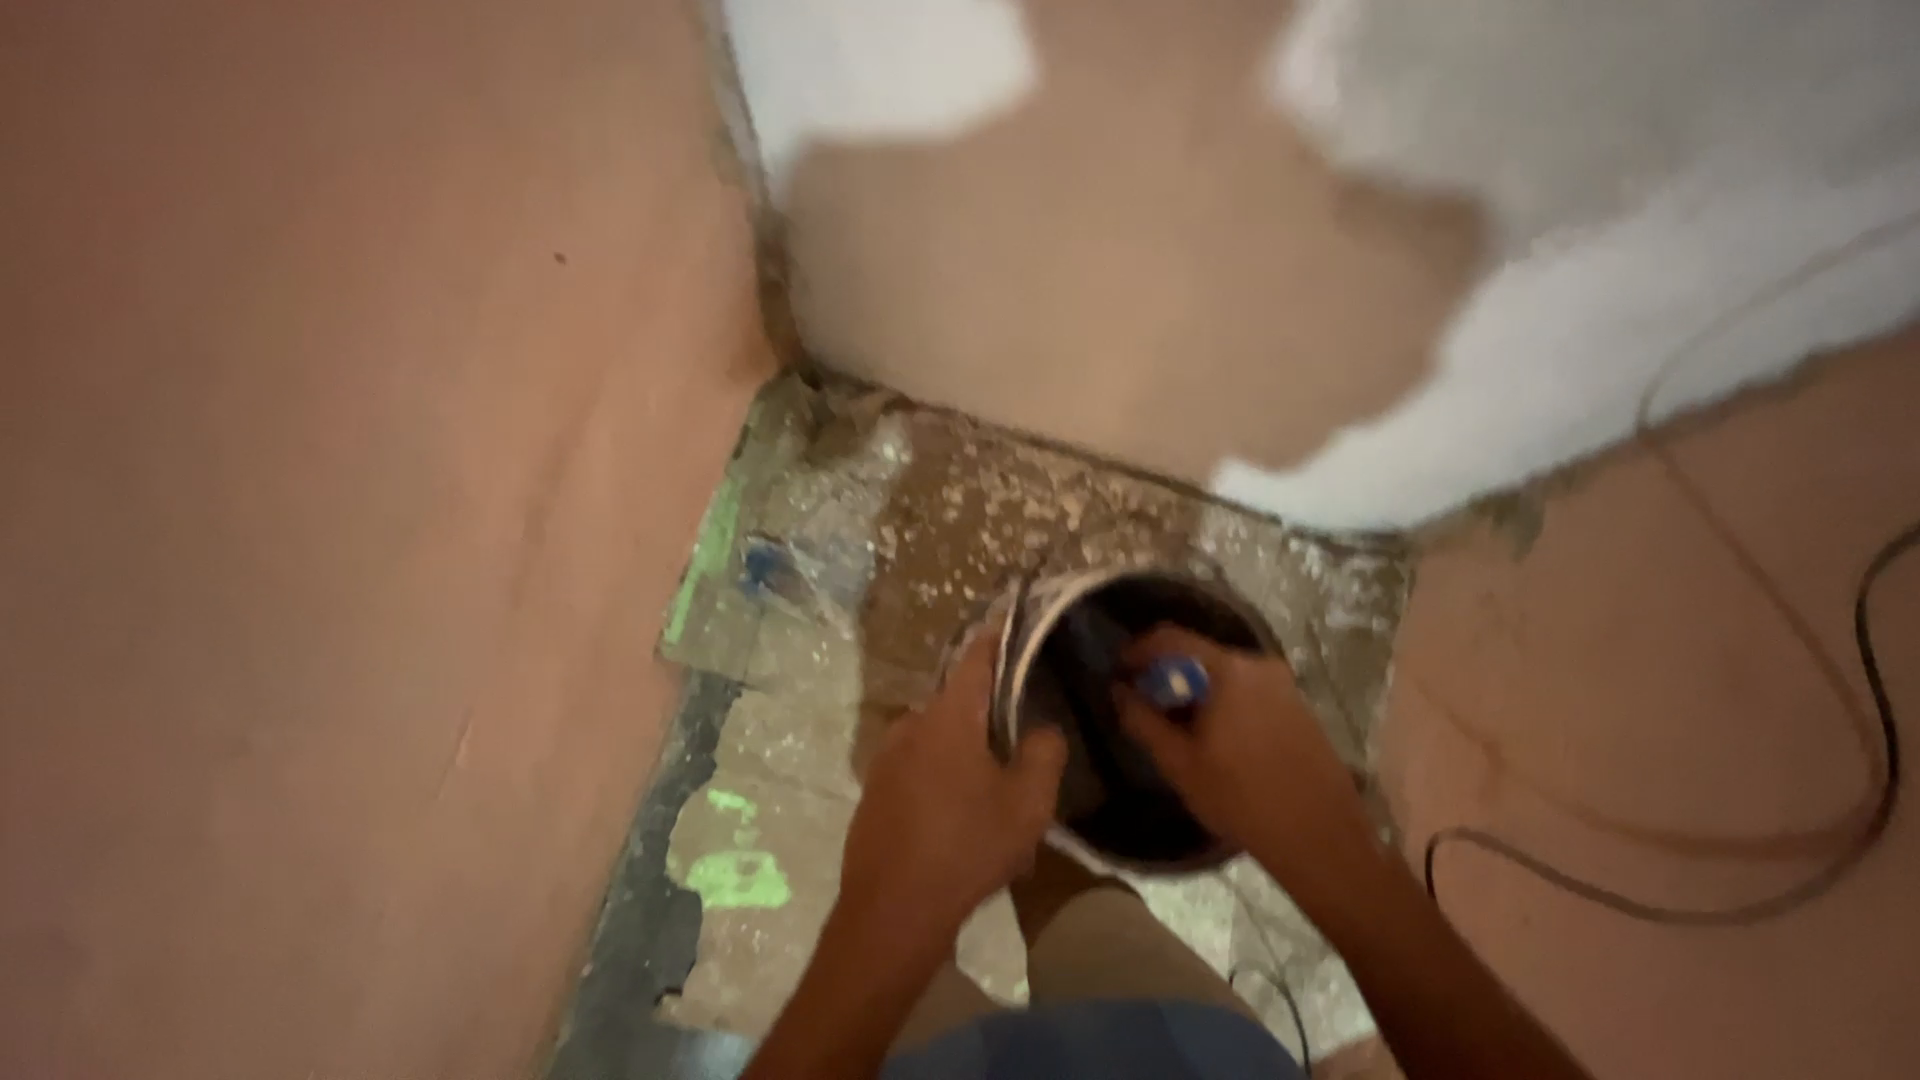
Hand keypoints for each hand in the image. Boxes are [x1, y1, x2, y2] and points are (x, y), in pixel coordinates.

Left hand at [837, 627, 1068, 943]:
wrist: (891, 911)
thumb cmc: (967, 847)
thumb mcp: (1028, 803)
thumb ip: (1043, 752)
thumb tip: (1040, 729)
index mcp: (948, 716)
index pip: (975, 658)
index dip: (996, 637)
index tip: (1009, 617)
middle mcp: (910, 725)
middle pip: (957, 704)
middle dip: (987, 717)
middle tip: (1018, 748)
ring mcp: (884, 759)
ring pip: (936, 741)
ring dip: (963, 757)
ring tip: (991, 799)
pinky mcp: (872, 792)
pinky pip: (916, 771)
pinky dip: (939, 782)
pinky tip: (957, 823)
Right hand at [1114, 625, 1375, 886]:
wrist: (1320, 837)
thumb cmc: (1241, 798)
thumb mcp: (1179, 763)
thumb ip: (1143, 719)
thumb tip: (1120, 690)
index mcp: (1228, 670)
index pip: (1170, 638)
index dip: (1137, 651)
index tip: (1120, 674)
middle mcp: (1258, 665)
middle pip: (1198, 654)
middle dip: (1166, 675)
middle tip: (1147, 708)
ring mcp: (1283, 684)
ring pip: (1223, 674)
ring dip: (1195, 691)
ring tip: (1180, 729)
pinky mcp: (1298, 705)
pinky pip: (1247, 690)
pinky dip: (1223, 702)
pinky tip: (1218, 740)